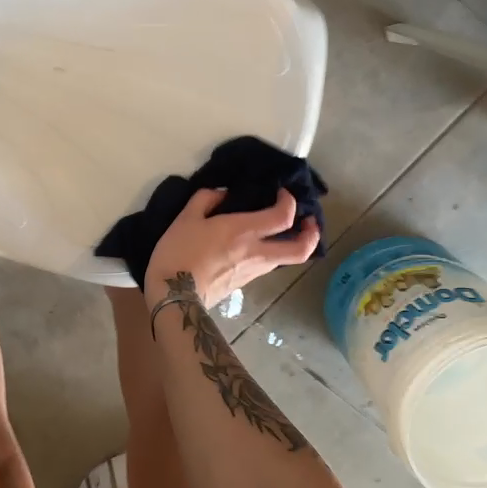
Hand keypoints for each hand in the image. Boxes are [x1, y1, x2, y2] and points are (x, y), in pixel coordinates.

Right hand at [143, 189, 319, 309]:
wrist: (174, 294)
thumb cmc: (179, 251)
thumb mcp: (186, 217)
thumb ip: (206, 198)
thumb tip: (223, 193)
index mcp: (243, 232)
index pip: (283, 217)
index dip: (290, 202)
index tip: (282, 193)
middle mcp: (257, 252)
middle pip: (301, 249)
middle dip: (312, 234)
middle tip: (308, 221)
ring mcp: (255, 271)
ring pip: (287, 258)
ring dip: (292, 243)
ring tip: (282, 231)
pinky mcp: (247, 283)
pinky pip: (269, 264)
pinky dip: (273, 252)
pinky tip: (258, 245)